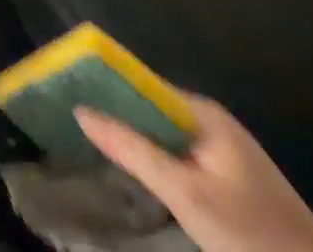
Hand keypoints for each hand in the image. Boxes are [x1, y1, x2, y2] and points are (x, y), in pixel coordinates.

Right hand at [77, 93, 312, 251]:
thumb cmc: (249, 230)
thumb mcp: (183, 190)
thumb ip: (131, 148)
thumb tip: (80, 110)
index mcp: (203, 113)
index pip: (139, 83)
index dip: (102, 85)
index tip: (63, 89)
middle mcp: (209, 121)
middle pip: (146, 106)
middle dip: (109, 110)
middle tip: (63, 116)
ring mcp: (217, 147)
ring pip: (157, 131)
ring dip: (125, 134)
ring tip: (81, 137)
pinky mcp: (220, 172)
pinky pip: (170, 150)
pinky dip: (145, 153)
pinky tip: (123, 165)